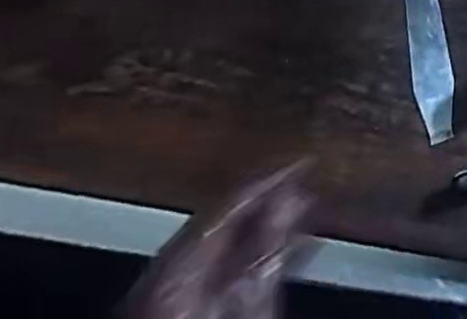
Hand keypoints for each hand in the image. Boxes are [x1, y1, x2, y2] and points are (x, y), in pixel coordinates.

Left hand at [127, 161, 313, 318]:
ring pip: (214, 248)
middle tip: (305, 186)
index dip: (270, 178)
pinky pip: (208, 273)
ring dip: (256, 231)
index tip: (304, 162)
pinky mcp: (168, 317)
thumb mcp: (249, 310)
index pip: (229, 203)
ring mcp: (161, 301)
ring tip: (298, 217)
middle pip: (218, 222)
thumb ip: (268, 252)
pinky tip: (270, 262)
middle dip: (264, 202)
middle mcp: (162, 278)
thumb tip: (292, 197)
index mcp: (179, 269)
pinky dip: (241, 261)